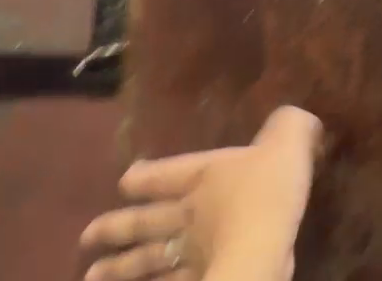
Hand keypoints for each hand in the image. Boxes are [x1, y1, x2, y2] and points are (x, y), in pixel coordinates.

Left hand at [81, 106, 321, 280]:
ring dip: (119, 269)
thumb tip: (295, 117)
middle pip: (145, 221)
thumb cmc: (268, 192)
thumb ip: (290, 125)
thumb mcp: (289, 141)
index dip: (145, 177)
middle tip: (86, 237)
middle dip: (115, 228)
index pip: (165, 174)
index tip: (125, 181)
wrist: (260, 253)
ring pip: (146, 261)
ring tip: (91, 278)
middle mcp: (189, 215)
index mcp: (204, 177)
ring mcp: (189, 255)